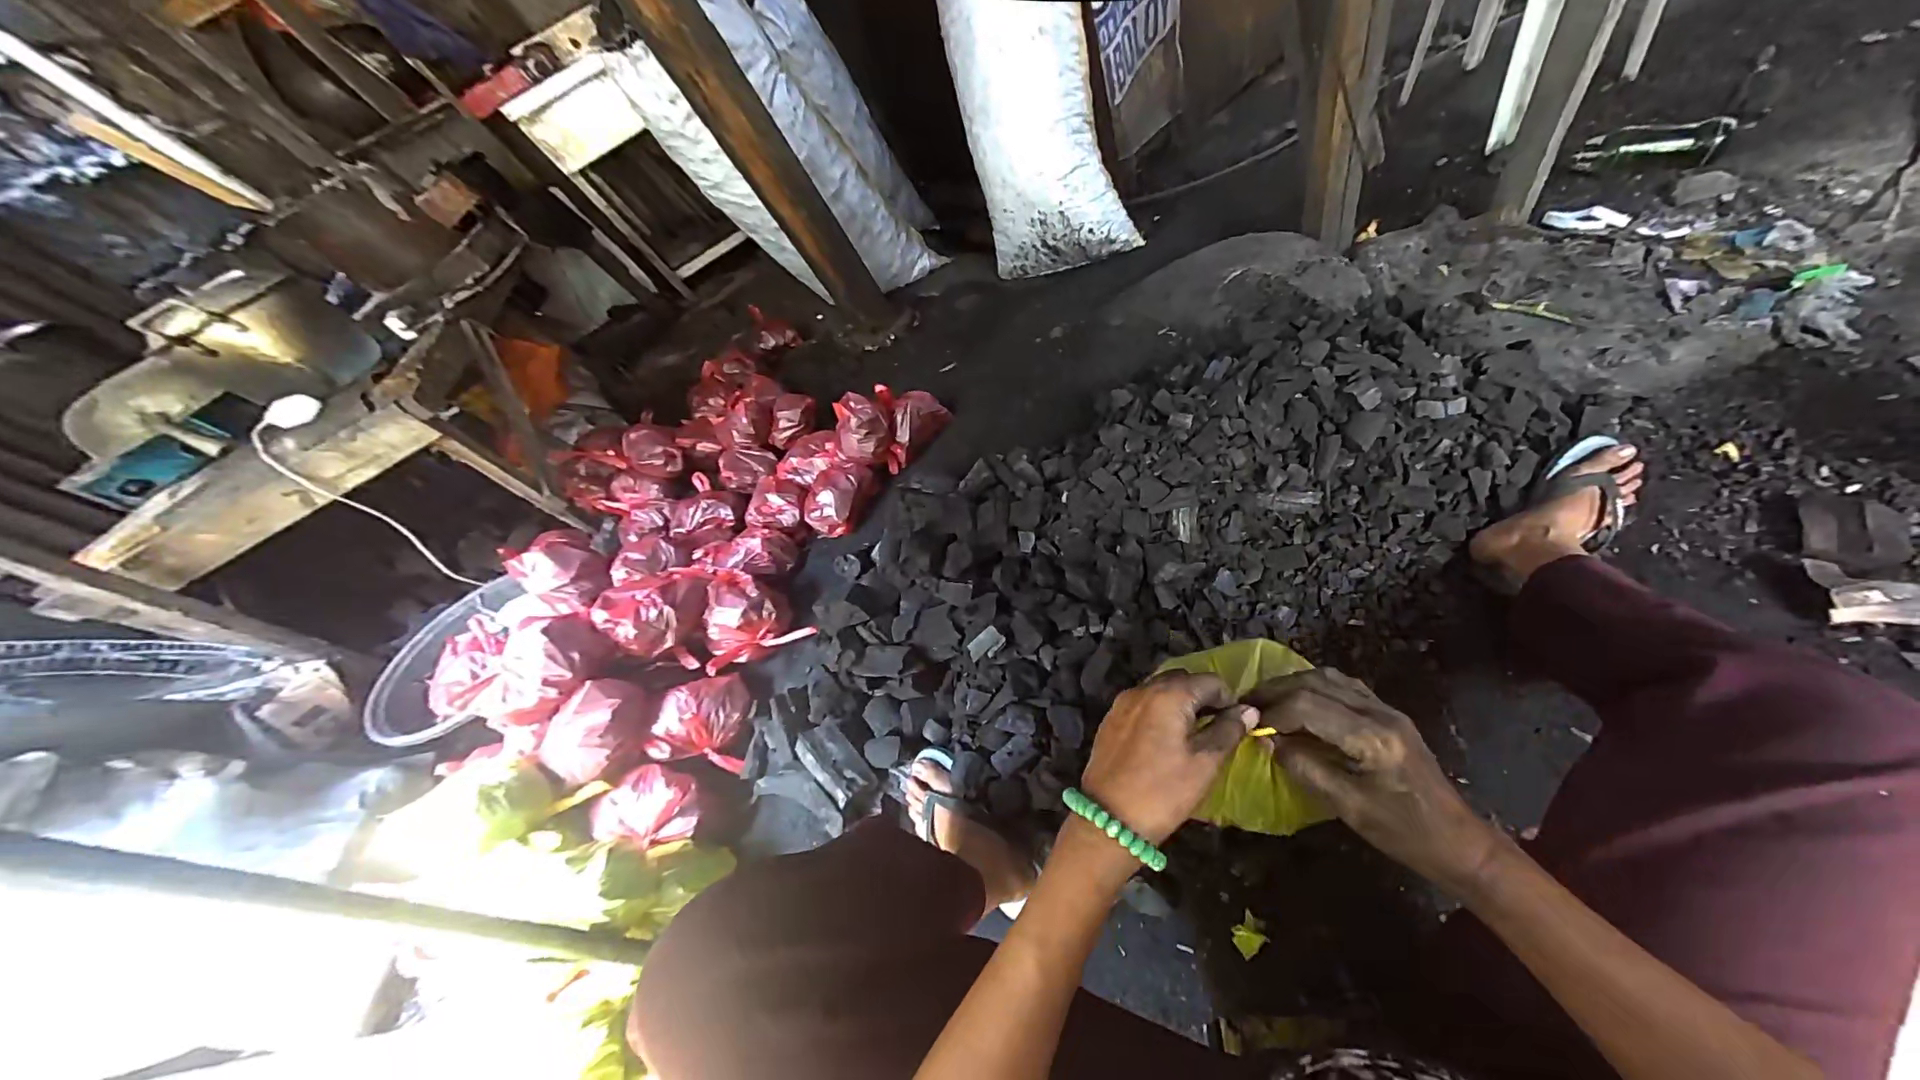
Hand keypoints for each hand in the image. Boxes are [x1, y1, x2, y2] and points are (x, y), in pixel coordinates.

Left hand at [1079, 672, 1255, 844]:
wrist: (1110, 816)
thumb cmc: (1164, 790)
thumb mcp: (1205, 762)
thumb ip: (1228, 730)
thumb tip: (1247, 710)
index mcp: (1168, 694)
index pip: (1209, 681)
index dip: (1228, 699)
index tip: (1235, 724)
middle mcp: (1142, 689)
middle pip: (1181, 679)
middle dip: (1203, 696)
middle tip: (1217, 726)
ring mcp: (1122, 703)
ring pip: (1159, 689)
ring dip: (1180, 702)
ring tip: (1193, 733)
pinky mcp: (1111, 719)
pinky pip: (1142, 703)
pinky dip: (1159, 710)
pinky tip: (1165, 738)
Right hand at [1248, 668, 1506, 893]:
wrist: (1460, 842)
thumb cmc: (1404, 833)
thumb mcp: (1347, 807)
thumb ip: (1304, 767)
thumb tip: (1266, 740)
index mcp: (1371, 738)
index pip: (1306, 705)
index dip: (1271, 712)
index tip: (1248, 727)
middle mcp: (1379, 713)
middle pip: (1314, 682)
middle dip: (1275, 691)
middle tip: (1246, 705)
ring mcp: (1386, 710)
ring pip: (1328, 677)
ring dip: (1291, 685)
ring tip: (1266, 702)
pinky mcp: (1388, 714)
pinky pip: (1342, 686)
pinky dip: (1312, 688)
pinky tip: (1297, 704)